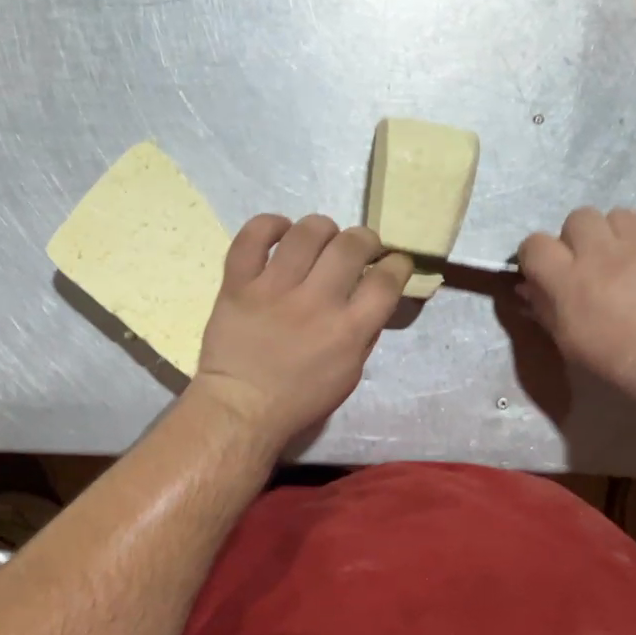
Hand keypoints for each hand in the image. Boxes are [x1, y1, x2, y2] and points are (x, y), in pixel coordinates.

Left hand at [190, 214, 411, 448]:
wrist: (241, 409)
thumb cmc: (298, 400)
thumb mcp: (348, 374)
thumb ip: (363, 333)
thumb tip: (371, 298)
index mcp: (348, 330)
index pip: (386, 280)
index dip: (397, 264)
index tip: (394, 262)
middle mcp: (316, 302)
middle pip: (351, 245)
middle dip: (365, 239)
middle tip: (360, 247)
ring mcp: (274, 290)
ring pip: (306, 233)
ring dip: (322, 229)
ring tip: (321, 238)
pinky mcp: (238, 284)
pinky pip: (253, 237)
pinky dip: (269, 225)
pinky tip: (280, 232)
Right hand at [518, 208, 635, 406]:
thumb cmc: (620, 362)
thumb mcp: (570, 344)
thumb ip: (546, 309)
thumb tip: (529, 287)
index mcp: (568, 281)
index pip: (534, 244)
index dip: (536, 255)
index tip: (546, 271)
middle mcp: (600, 251)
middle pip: (576, 219)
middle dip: (579, 239)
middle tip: (592, 265)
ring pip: (616, 215)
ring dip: (615, 235)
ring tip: (627, 261)